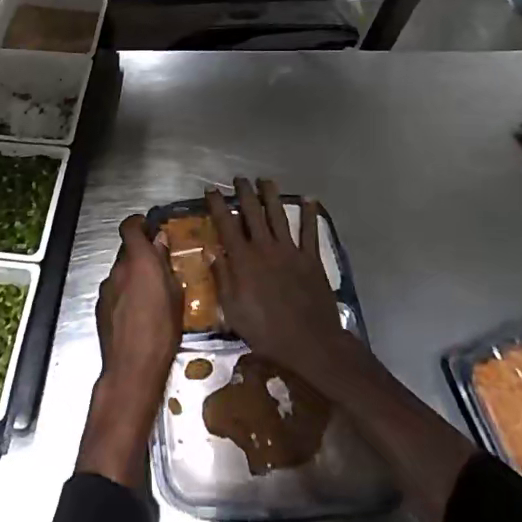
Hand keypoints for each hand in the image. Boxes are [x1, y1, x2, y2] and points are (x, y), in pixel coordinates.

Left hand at [78, 214, 181, 486]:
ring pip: (121, 272)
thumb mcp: (175, 295)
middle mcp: (119, 269)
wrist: (133, 367)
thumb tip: (160, 243)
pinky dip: (124, 293)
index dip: (138, 223)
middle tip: (158, 266)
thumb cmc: (163, 331)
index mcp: (139, 261)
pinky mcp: (100, 305)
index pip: (130, 227)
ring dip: (133, 276)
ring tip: (151, 295)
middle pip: (126, 250)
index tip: (148, 226)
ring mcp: (106, 287)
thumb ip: (165, 264)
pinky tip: (137, 312)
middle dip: (140, 254)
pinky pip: (114, 290)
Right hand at [208, 178, 350, 373]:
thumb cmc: (265, 330)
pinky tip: (309, 199)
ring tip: (265, 180)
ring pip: (278, 215)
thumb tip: (212, 253)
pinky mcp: (311, 259)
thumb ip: (222, 278)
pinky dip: (309, 214)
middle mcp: (265, 247)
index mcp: (243, 259)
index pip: (226, 224)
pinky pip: (310, 231)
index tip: (211, 190)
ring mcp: (290, 251)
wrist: (309, 342)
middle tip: (239, 178)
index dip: (217, 204)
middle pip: (253, 212)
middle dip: (244, 192)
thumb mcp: (232, 309)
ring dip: (271, 195)